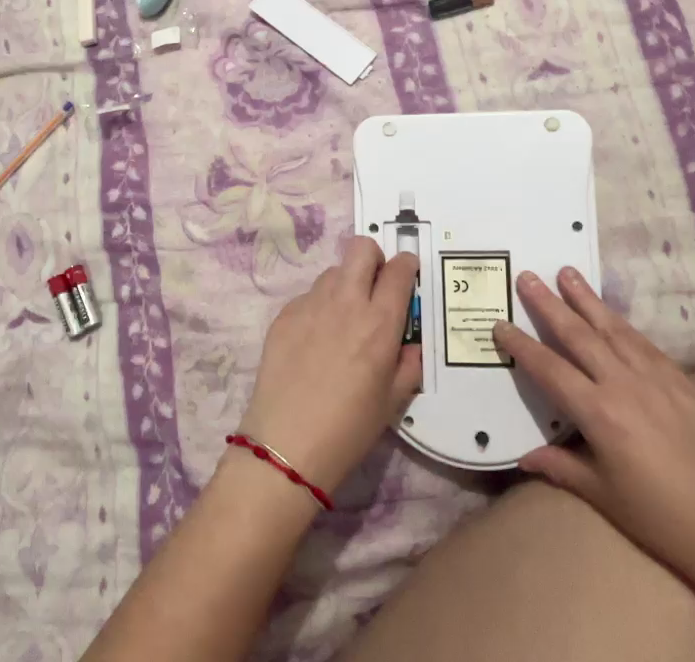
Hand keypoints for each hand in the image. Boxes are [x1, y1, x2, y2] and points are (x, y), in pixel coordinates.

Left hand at [236, 238, 421, 493]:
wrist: (288, 446)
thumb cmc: (349, 428)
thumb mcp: (393, 400)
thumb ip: (408, 365)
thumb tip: (410, 345)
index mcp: (380, 322)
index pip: (398, 270)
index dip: (407, 266)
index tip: (407, 274)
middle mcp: (346, 303)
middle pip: (361, 248)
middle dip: (373, 258)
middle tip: (375, 284)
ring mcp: (310, 306)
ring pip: (332, 271)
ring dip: (344, 284)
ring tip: (342, 318)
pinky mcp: (283, 316)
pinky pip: (307, 297)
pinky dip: (318, 308)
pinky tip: (314, 340)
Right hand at [493, 268, 694, 581]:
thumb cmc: (662, 518)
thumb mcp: (604, 496)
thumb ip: (561, 468)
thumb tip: (524, 457)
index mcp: (601, 414)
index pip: (550, 370)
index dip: (522, 346)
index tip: (500, 324)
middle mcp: (626, 385)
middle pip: (580, 336)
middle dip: (550, 305)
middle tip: (528, 277)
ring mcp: (658, 378)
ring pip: (614, 329)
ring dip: (588, 300)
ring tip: (567, 273)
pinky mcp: (683, 380)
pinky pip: (644, 342)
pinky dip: (622, 323)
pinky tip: (611, 314)